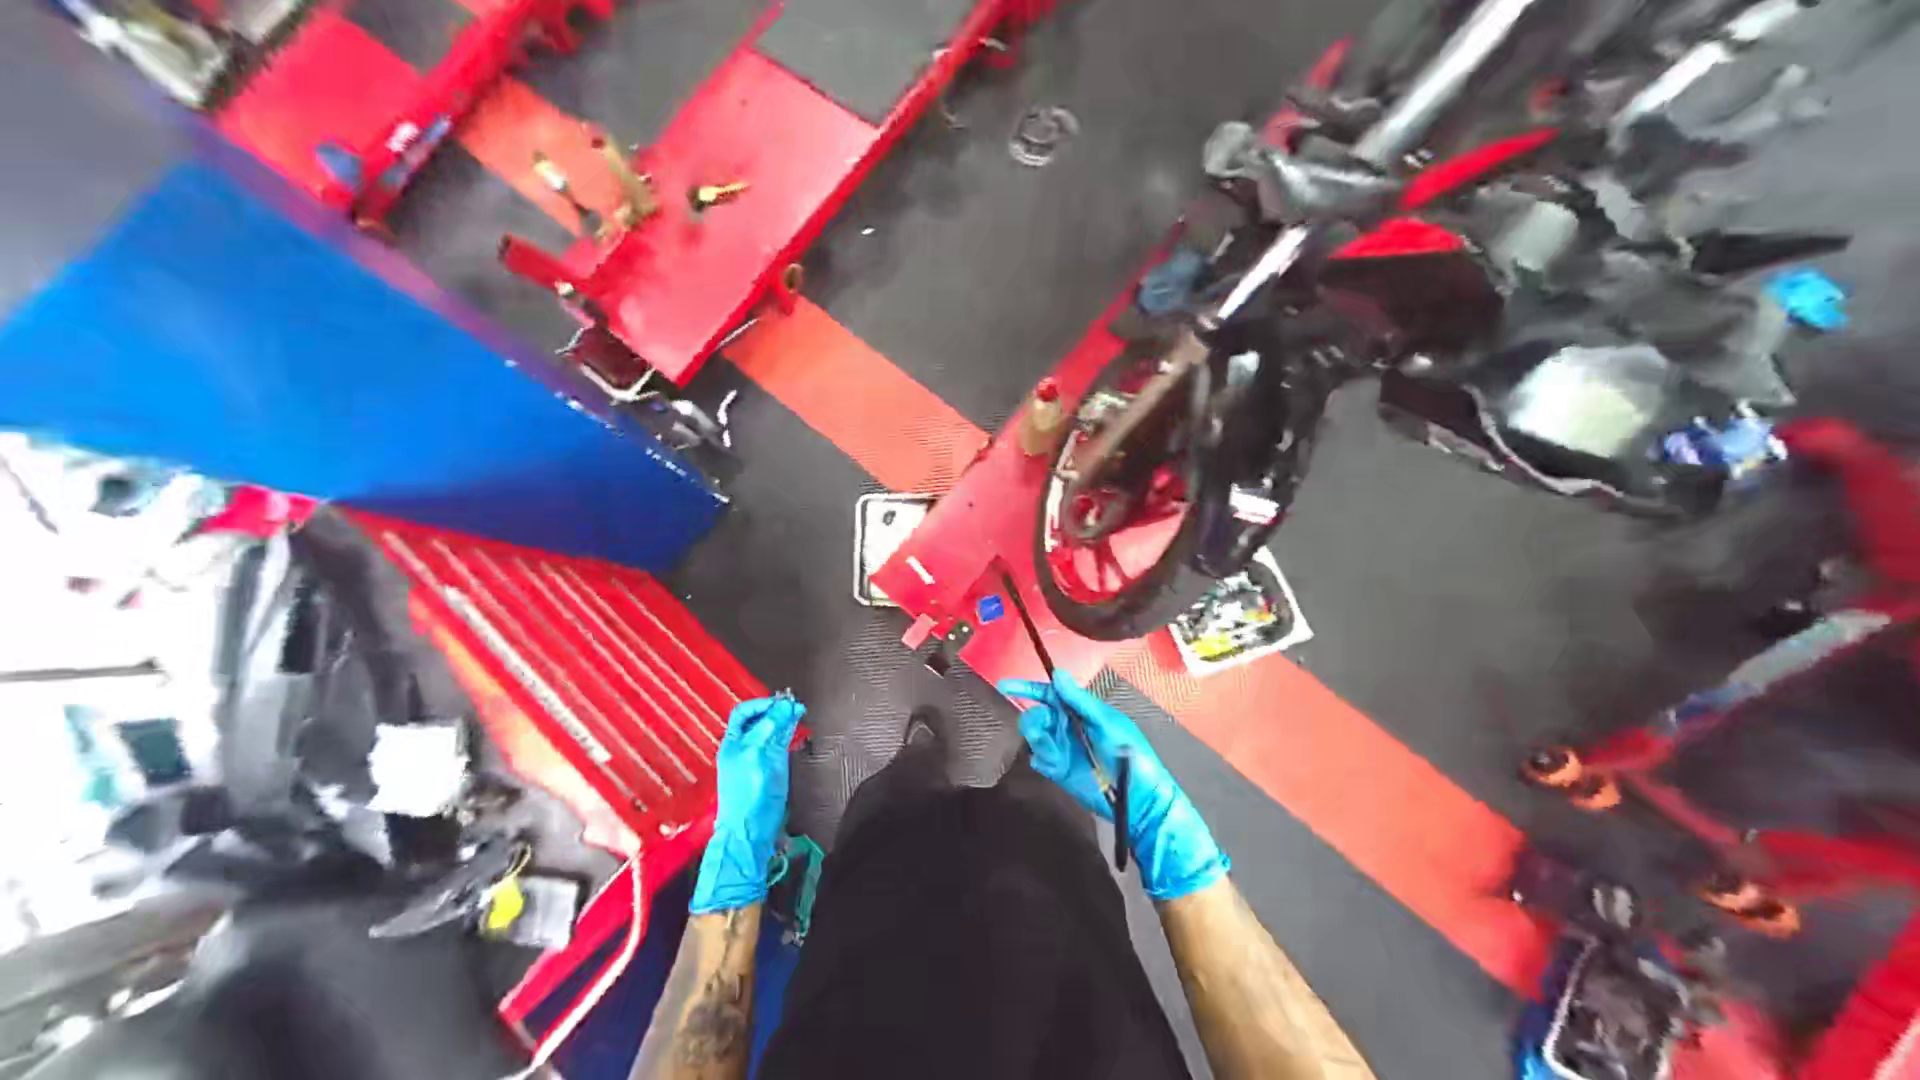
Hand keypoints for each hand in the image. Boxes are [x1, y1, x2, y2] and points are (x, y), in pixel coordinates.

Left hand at [691, 694, 805, 913]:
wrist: (751, 827)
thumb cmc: (746, 793)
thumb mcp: (754, 754)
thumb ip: (768, 728)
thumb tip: (783, 706)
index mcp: (733, 742)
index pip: (744, 713)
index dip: (760, 704)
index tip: (778, 702)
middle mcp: (746, 745)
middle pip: (760, 718)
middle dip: (775, 708)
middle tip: (792, 702)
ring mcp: (762, 754)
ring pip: (774, 728)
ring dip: (786, 716)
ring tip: (799, 708)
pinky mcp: (775, 764)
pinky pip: (782, 740)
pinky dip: (790, 729)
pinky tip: (798, 721)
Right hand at [1000, 670, 1228, 900]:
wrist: (1137, 800)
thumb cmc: (1129, 755)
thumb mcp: (1107, 723)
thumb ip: (1080, 701)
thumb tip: (1058, 674)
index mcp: (1080, 709)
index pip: (1048, 692)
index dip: (1027, 687)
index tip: (1005, 686)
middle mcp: (1067, 726)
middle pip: (1036, 714)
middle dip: (1035, 721)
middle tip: (1044, 732)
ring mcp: (1061, 747)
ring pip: (1033, 736)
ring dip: (1040, 743)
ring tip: (1057, 756)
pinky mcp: (1056, 769)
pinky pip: (1036, 758)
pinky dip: (1042, 760)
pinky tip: (1057, 768)